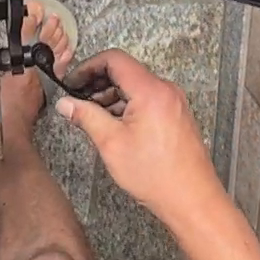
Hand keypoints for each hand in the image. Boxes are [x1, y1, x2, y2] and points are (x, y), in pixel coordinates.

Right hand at [56, 49, 224, 227]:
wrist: (192, 201)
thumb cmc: (158, 176)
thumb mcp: (111, 143)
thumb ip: (85, 116)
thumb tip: (66, 103)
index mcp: (150, 91)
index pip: (114, 59)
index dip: (88, 66)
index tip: (73, 81)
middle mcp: (165, 91)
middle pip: (125, 71)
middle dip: (97, 82)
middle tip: (77, 98)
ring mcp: (173, 103)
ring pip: (135, 86)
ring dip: (110, 95)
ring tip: (92, 115)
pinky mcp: (175, 115)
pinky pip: (146, 99)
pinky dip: (126, 105)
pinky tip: (112, 124)